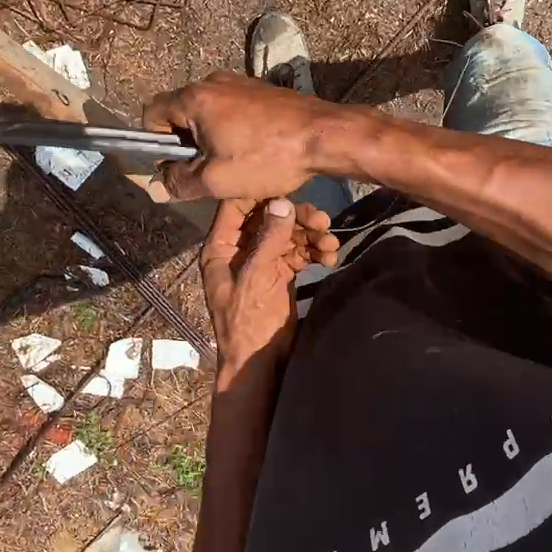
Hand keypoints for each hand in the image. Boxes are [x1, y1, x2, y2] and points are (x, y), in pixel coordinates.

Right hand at [142, 72, 343, 201]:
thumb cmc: (267, 157)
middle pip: (180, 113)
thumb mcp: (216, 180)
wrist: (324, 136)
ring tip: (235, 164)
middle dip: (187, 144)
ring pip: (208, 114)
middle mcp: (213, 82)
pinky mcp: (260, 90)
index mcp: (194, 97)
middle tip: (208, 171)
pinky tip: (255, 152)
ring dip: (212, 139)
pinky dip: (234, 131)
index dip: (156, 144)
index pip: (151, 114)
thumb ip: (179, 181)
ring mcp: (240, 82)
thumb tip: (160, 183)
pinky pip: (232, 110)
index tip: (177, 165)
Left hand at [200, 197, 338, 387]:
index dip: (261, 194)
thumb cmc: (248, 323)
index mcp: (221, 248)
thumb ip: (268, 239)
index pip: (236, 208)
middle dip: (296, 218)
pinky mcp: (280, 273)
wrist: (261, 364)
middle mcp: (240, 250)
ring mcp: (261, 261)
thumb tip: (281, 202)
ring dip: (310, 236)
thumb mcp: (256, 278)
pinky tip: (330, 257)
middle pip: (268, 218)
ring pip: (287, 234)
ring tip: (330, 244)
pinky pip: (298, 253)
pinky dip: (314, 252)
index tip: (290, 187)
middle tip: (323, 222)